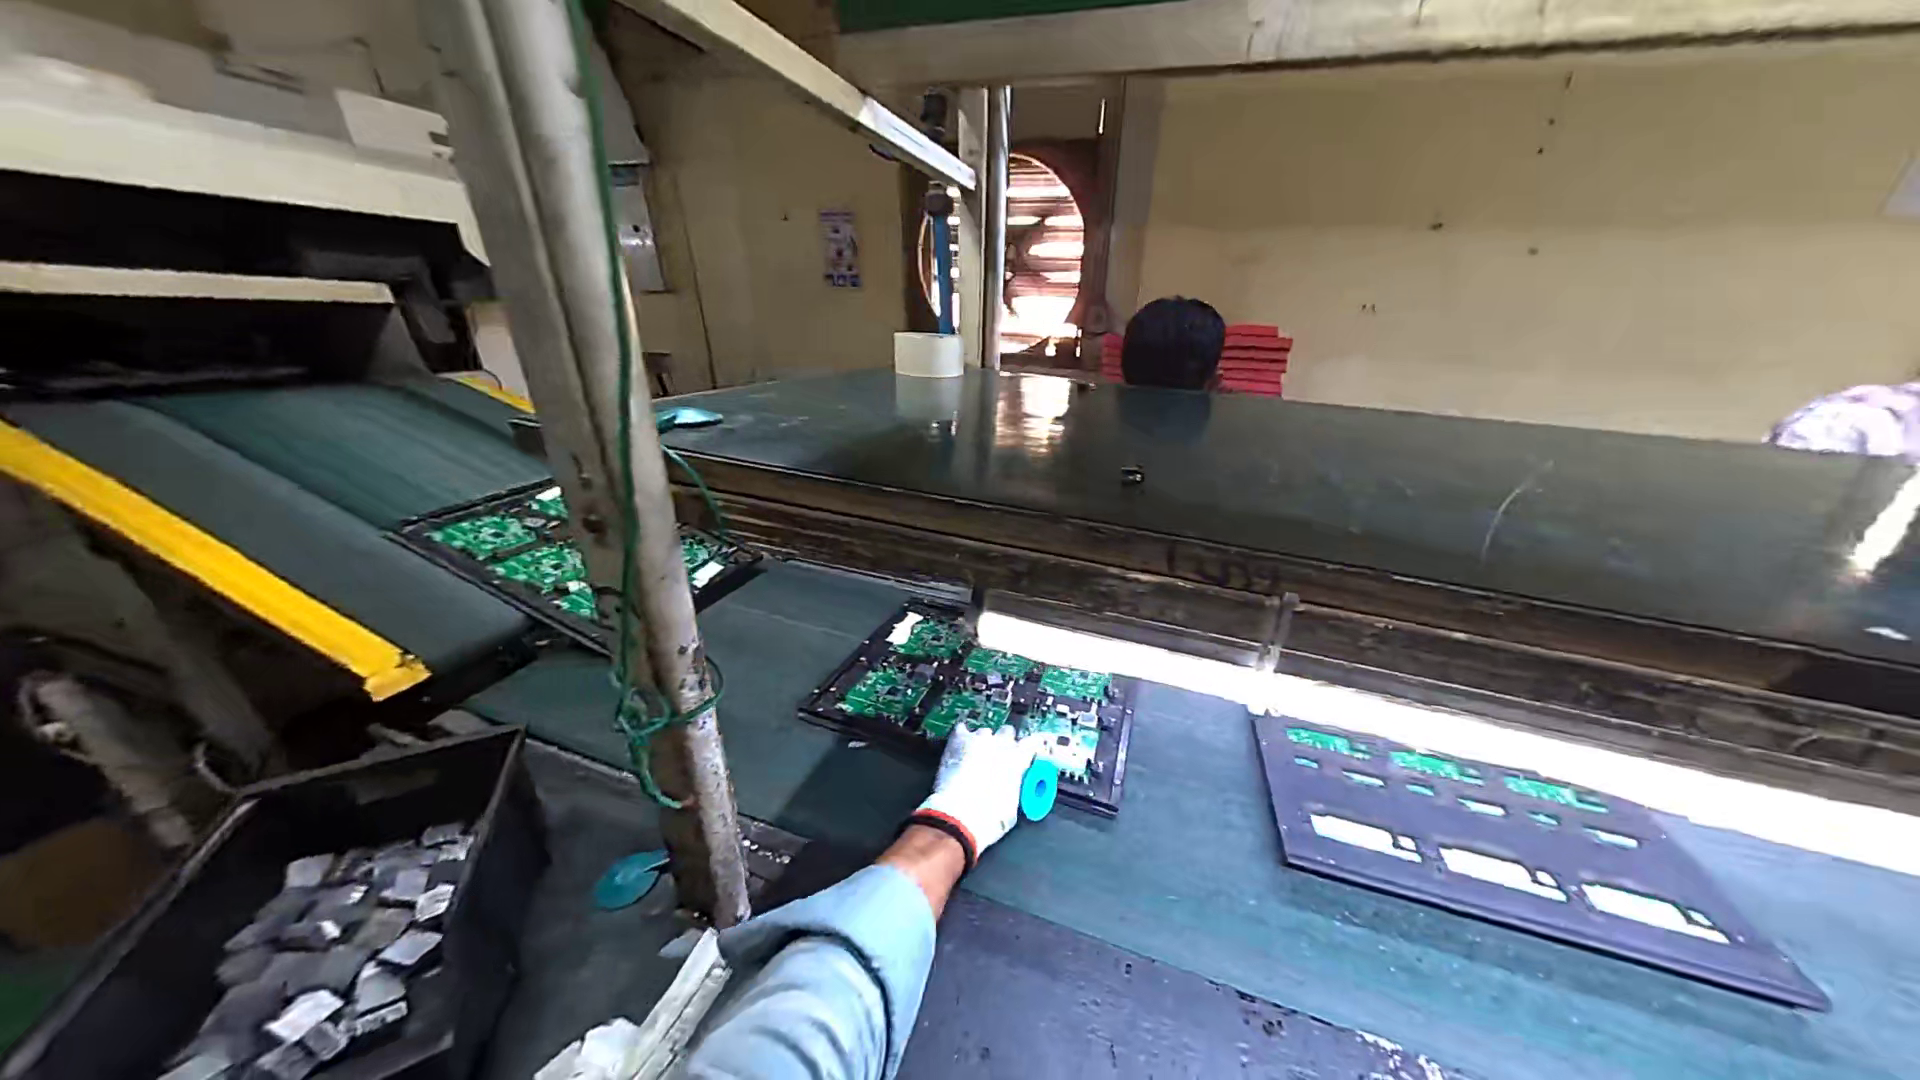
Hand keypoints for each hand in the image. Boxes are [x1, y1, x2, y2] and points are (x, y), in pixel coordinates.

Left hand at [910, 725, 1040, 866]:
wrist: (958, 818)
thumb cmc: (989, 820)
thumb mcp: (1013, 806)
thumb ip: (1016, 787)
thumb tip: (1013, 784)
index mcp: (1018, 760)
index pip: (1033, 742)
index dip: (1030, 746)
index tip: (1028, 751)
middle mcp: (1001, 743)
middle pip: (1007, 732)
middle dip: (1004, 743)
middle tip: (997, 759)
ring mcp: (979, 738)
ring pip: (984, 732)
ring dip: (982, 742)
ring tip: (973, 758)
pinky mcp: (958, 739)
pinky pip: (962, 730)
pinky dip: (961, 737)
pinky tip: (957, 748)